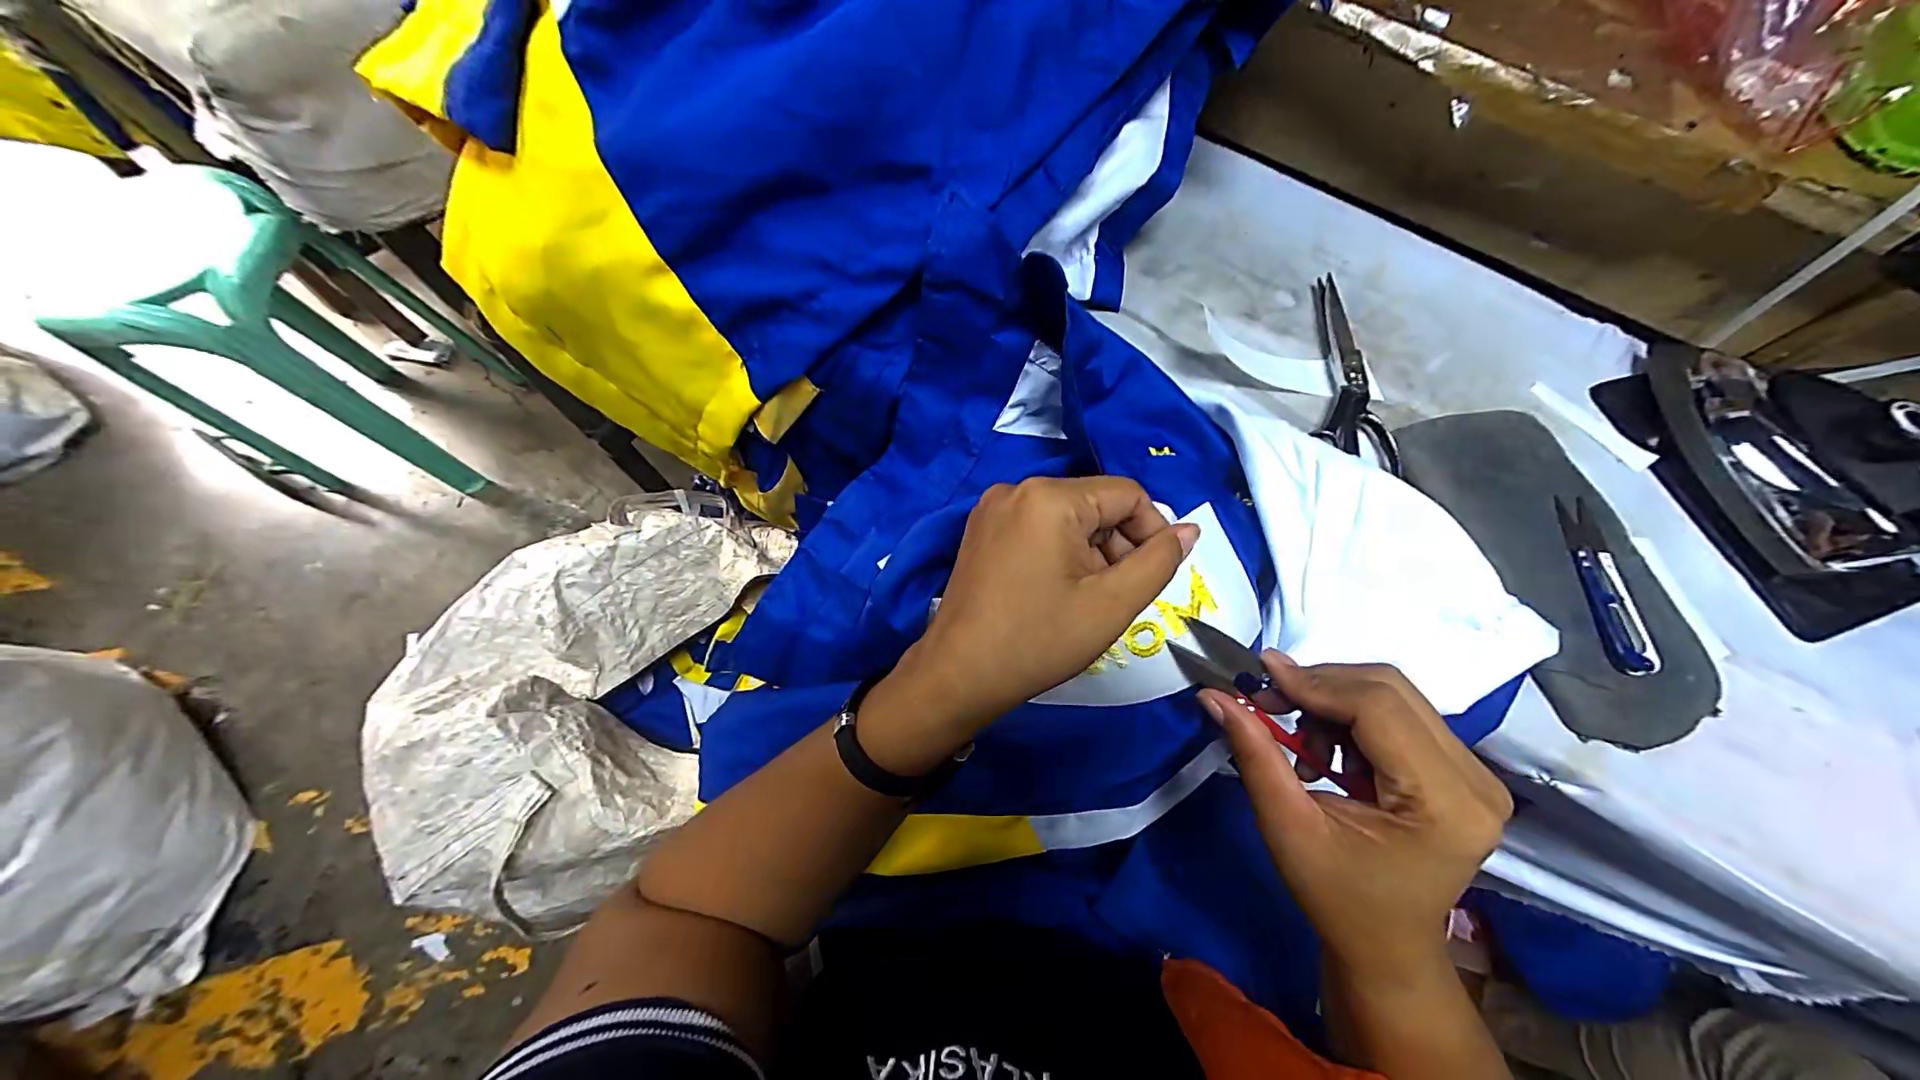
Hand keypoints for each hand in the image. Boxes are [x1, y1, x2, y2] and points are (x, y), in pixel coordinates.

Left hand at [861, 477, 1197, 770]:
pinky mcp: (980, 529)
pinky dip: (1059, 551)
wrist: (959, 674)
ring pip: (1068, 517)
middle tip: (1114, 595)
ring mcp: (992, 508)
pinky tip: (1056, 591)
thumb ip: (1159, 561)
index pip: (1128, 495)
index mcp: (1049, 497)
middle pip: (1096, 504)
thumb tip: (1188, 529)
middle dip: (1118, 545)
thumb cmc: (1038, 641)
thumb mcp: (1112, 604)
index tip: (1150, 577)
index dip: (1152, 533)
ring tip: (1084, 599)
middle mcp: (1017, 488)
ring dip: (1090, 552)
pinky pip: (1038, 526)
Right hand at [1199, 655, 1511, 981]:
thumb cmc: (1336, 895)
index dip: (1314, 683)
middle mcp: (1476, 780)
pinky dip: (1350, 715)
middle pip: (1389, 690)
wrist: (1385, 943)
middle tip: (1268, 700)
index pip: (1377, 708)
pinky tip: (1328, 749)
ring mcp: (1476, 773)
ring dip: (1333, 700)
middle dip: (1320, 685)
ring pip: (1393, 694)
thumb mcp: (1286, 824)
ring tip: (1301, 740)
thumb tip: (1215, 694)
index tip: (1260, 674)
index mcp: (1444, 803)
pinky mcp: (1462, 770)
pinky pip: (1399, 712)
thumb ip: (1255, 753)